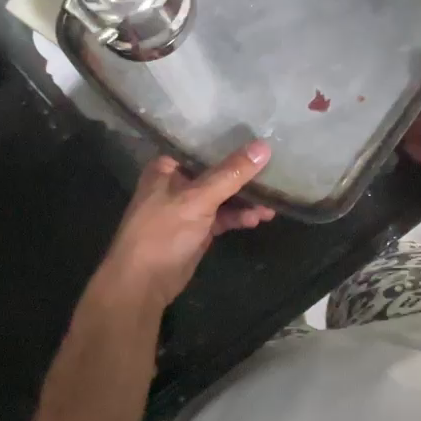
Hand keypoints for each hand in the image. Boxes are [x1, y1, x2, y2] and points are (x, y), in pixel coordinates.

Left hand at [94, 141, 275, 307]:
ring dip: (246, 200)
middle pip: (217, 172)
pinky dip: (238, 217)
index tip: (261, 138)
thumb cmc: (163, 232)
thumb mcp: (198, 199)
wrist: (143, 283)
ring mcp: (187, 208)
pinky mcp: (197, 229)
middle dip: (245, 176)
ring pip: (222, 197)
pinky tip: (258, 218)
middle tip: (276, 172)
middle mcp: (177, 183)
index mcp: (167, 167)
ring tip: (273, 204)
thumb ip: (231, 174)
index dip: (231, 143)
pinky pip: (222, 217)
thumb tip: (264, 147)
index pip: (203, 146)